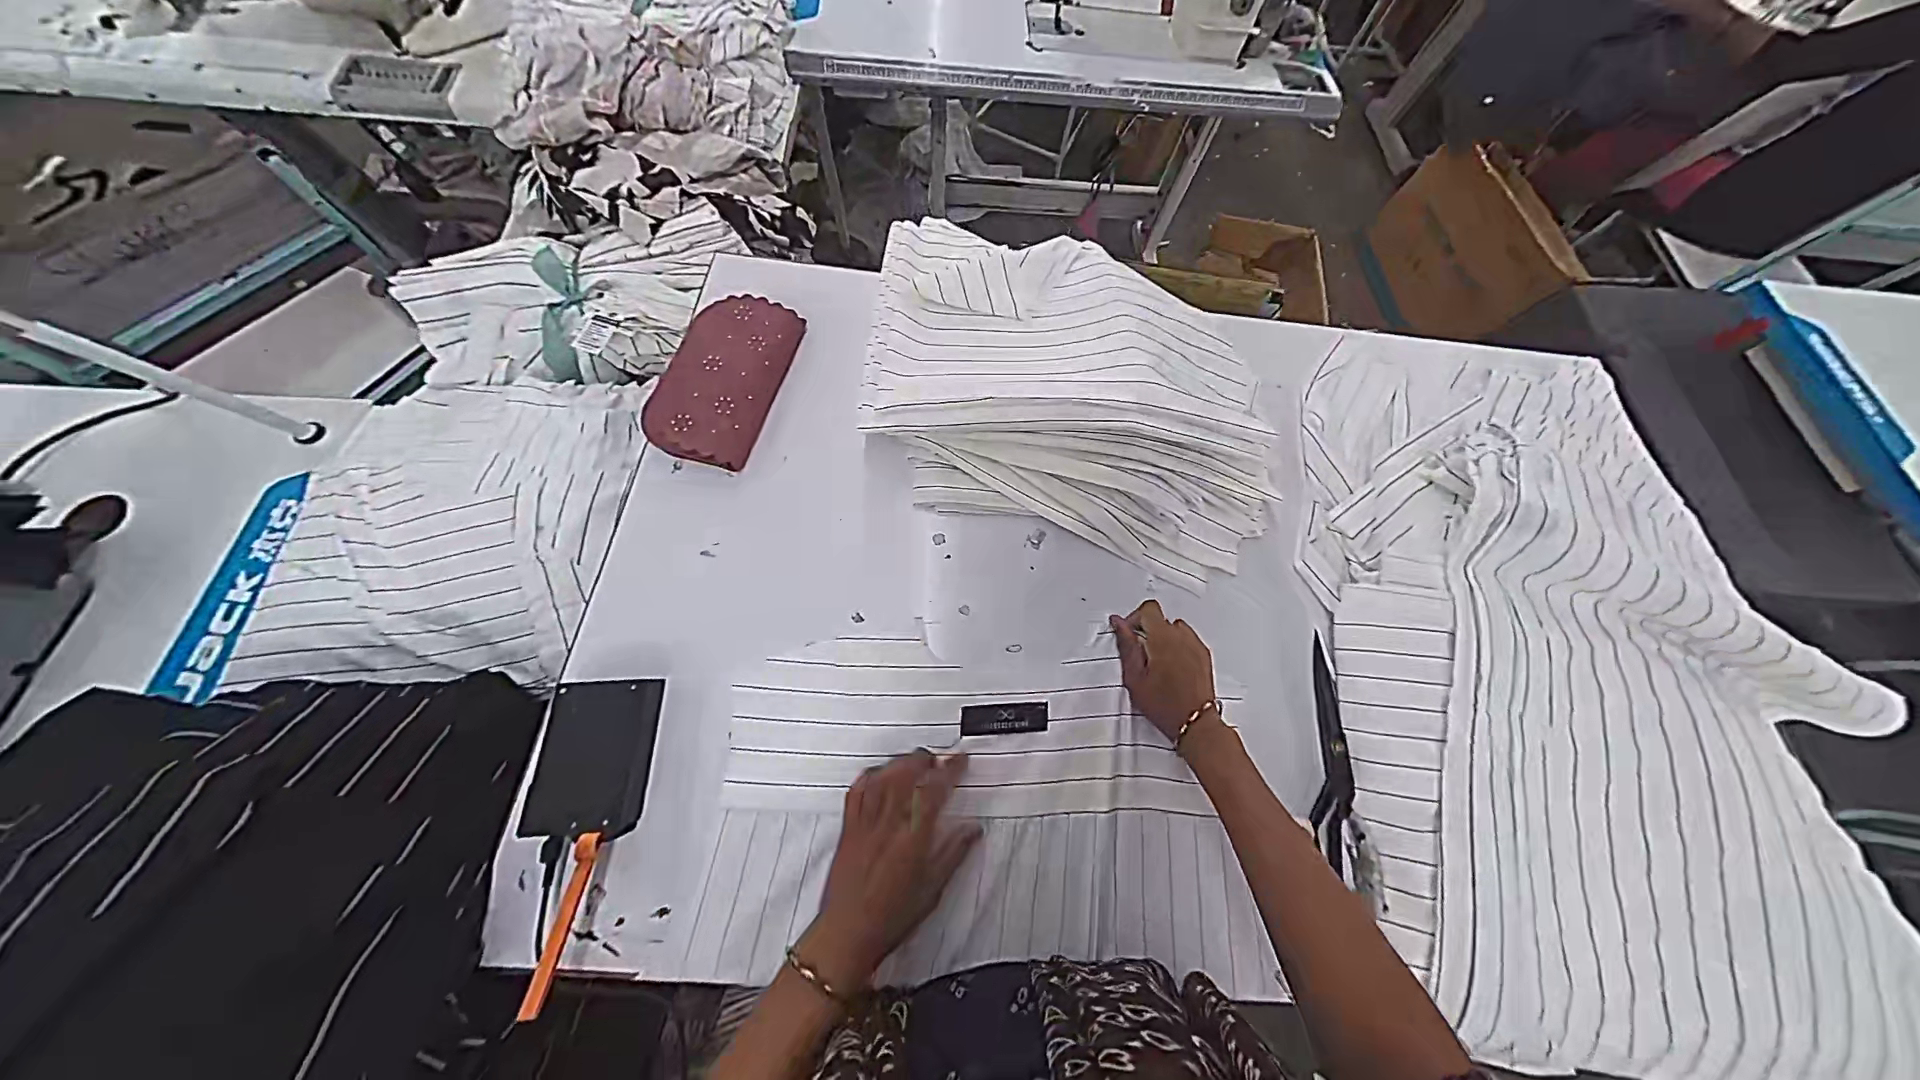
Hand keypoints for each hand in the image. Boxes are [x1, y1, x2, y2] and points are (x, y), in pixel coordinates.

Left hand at [799, 752, 981, 989]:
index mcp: (912, 839)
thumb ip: (953, 853)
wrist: (848, 933)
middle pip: (906, 775)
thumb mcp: (932, 889)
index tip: (959, 761)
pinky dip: (870, 776)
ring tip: (914, 760)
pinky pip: (857, 792)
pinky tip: (878, 774)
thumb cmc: (891, 918)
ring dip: (901, 763)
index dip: (949, 770)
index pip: (934, 790)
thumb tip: (971, 829)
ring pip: (882, 778)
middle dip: (924, 760)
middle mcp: (888, 825)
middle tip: (938, 759)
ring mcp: (865, 824)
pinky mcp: (848, 828)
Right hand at [1110, 600, 1217, 742]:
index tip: (1128, 634)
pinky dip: (1177, 646)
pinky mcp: (1204, 655)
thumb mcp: (1134, 677)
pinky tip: (1170, 667)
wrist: (1194, 723)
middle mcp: (1183, 638)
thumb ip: (1126, 646)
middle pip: (1160, 619)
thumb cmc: (1165, 705)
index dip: (1134, 619)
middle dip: (1147, 631)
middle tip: (1139, 654)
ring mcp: (1196, 646)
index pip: (1148, 609)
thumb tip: (1118, 624)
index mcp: (1163, 639)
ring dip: (1163, 638)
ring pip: (1175, 628)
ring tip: (1155, 661)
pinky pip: (1187, 640)